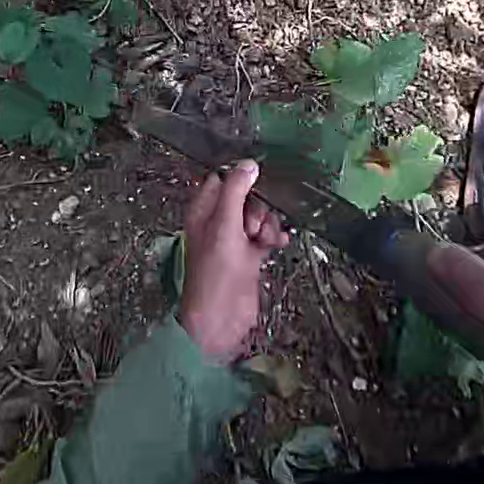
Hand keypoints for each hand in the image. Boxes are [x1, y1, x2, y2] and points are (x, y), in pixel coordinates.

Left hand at [178, 161, 289, 362]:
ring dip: (268, 224)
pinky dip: (274, 237)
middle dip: (258, 207)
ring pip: (258, 216)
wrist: (220, 319)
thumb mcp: (225, 224)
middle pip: (246, 197)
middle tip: (254, 226)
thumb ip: (236, 191)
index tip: (257, 182)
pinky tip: (280, 242)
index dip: (240, 180)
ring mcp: (234, 239)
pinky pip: (266, 235)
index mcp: (203, 211)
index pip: (222, 180)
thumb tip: (249, 164)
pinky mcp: (249, 255)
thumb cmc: (216, 271)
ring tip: (266, 240)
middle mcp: (217, 222)